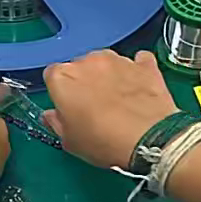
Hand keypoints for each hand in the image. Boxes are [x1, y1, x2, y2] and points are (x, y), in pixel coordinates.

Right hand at [43, 49, 180, 169]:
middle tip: (93, 107)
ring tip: (118, 101)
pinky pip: (137, 62)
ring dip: (108, 76)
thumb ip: (55, 122)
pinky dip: (135, 72)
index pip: (52, 76)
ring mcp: (118, 60)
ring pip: (106, 63)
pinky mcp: (145, 64)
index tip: (68, 106)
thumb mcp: (69, 141)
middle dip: (84, 82)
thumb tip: (51, 115)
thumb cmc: (103, 141)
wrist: (150, 140)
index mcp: (62, 78)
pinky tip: (138, 88)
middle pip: (79, 66)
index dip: (60, 92)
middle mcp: (87, 61)